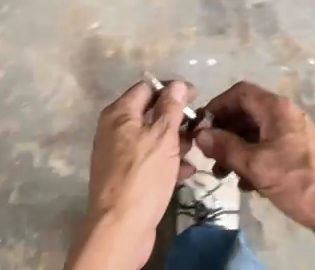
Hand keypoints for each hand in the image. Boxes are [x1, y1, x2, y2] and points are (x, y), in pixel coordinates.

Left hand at [66, 79, 194, 269]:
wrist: (120, 230)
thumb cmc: (142, 176)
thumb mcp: (162, 137)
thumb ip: (171, 108)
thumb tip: (177, 84)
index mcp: (119, 113)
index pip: (147, 88)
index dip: (172, 89)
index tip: (196, 98)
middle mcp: (115, 130)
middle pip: (149, 113)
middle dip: (176, 119)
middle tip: (199, 126)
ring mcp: (119, 155)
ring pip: (151, 138)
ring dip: (175, 141)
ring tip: (196, 149)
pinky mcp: (126, 177)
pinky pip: (149, 161)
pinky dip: (167, 162)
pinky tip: (187, 170)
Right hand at [193, 81, 314, 243]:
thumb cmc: (299, 180)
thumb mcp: (257, 165)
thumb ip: (226, 148)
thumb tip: (200, 134)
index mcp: (275, 108)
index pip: (239, 92)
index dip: (218, 105)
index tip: (201, 127)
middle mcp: (284, 115)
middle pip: (246, 112)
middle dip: (225, 131)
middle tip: (208, 154)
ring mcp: (292, 135)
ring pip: (256, 133)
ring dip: (236, 149)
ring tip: (223, 173)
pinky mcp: (298, 155)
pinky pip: (268, 149)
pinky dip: (253, 161)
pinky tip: (245, 183)